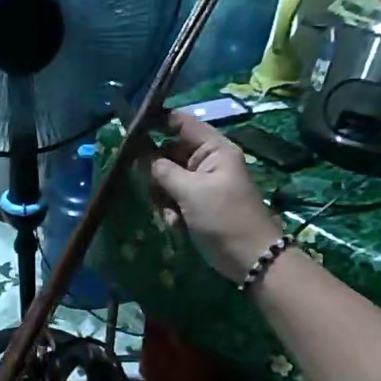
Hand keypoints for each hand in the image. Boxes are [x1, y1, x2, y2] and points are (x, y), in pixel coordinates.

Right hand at [145, 112, 284, 282]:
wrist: (250, 258)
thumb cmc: (224, 218)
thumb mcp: (191, 191)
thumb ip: (162, 170)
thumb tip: (140, 155)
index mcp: (214, 149)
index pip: (181, 123)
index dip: (157, 122)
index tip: (130, 131)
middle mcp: (207, 161)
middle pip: (169, 152)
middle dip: (156, 170)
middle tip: (149, 186)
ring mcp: (202, 183)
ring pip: (167, 177)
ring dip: (162, 194)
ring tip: (169, 212)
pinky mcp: (197, 203)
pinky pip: (173, 197)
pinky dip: (170, 208)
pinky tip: (176, 223)